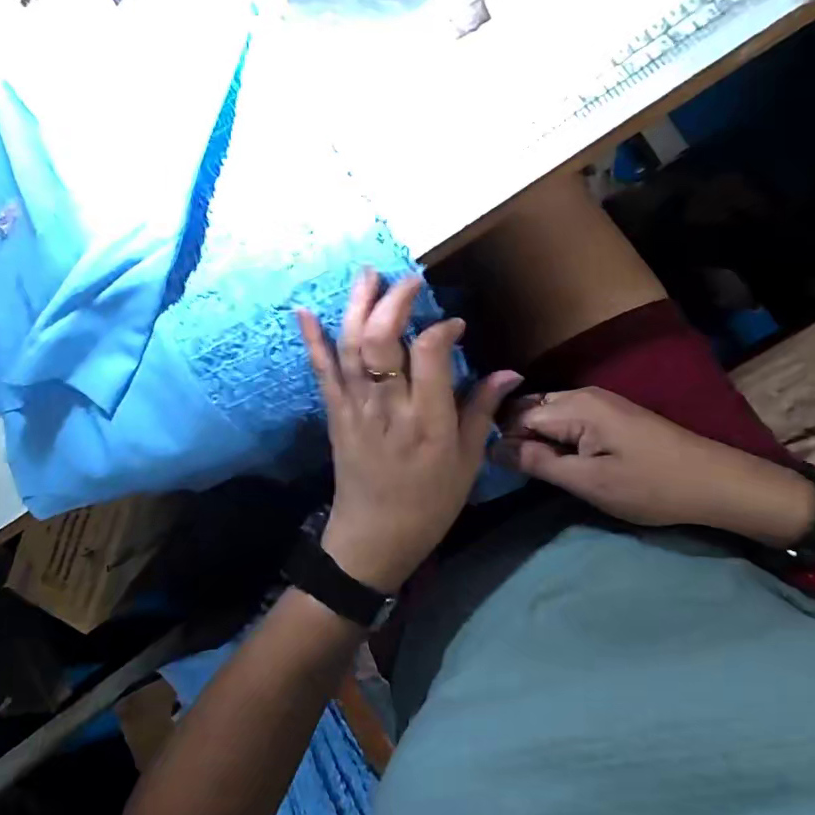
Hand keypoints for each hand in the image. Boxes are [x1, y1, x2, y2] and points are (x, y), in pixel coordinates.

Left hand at [297, 270, 521, 594]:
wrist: (374, 540)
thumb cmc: (430, 503)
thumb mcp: (467, 462)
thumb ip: (483, 411)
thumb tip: (510, 371)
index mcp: (429, 422)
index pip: (430, 356)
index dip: (442, 329)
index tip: (455, 323)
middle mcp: (389, 408)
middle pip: (381, 342)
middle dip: (393, 302)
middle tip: (408, 279)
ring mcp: (356, 410)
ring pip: (350, 349)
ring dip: (356, 307)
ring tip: (367, 274)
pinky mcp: (334, 415)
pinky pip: (322, 373)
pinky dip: (312, 341)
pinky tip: (304, 311)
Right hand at [494, 387, 814, 547]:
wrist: (711, 480)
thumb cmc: (649, 485)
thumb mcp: (589, 481)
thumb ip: (539, 462)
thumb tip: (494, 448)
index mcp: (575, 406)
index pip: (516, 415)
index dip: (500, 441)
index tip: (488, 470)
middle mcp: (583, 394)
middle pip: (530, 408)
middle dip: (512, 435)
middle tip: (503, 472)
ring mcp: (600, 402)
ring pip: (548, 413)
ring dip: (533, 437)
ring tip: (523, 469)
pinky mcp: (612, 415)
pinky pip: (567, 419)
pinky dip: (553, 437)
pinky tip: (552, 460)